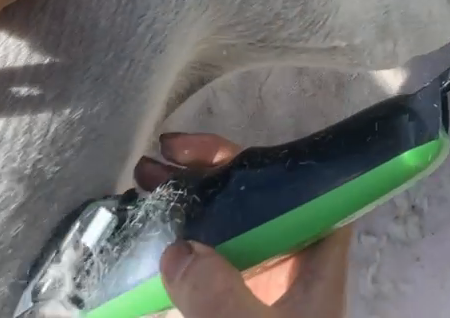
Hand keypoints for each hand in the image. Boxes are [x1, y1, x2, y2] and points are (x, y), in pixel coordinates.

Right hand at [139, 134, 352, 317]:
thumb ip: (219, 297)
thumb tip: (176, 251)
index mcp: (313, 252)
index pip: (291, 180)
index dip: (245, 156)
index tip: (188, 149)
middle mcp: (289, 261)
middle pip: (249, 200)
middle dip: (200, 179)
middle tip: (149, 164)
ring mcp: (259, 290)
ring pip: (222, 235)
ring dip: (183, 213)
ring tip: (136, 192)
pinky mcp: (233, 311)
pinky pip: (203, 277)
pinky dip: (173, 265)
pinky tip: (136, 256)